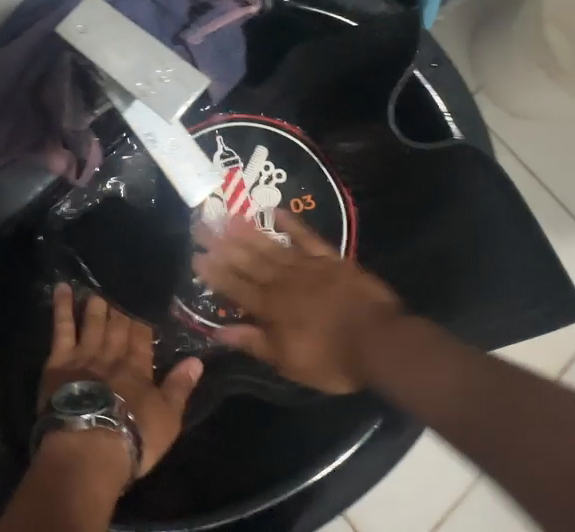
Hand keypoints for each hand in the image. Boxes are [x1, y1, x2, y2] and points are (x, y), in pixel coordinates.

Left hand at [40, 283, 202, 477]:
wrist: (89, 446)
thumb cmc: (133, 437)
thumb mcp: (168, 418)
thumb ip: (180, 387)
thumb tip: (197, 360)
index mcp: (138, 367)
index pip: (142, 336)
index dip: (142, 316)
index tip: (143, 297)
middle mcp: (112, 354)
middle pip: (117, 324)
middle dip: (119, 304)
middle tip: (119, 282)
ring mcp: (84, 355)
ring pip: (92, 321)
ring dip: (95, 303)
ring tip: (97, 285)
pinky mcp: (59, 362)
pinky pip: (62, 329)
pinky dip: (62, 307)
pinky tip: (61, 288)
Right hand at [193, 211, 404, 392]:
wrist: (379, 342)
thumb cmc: (332, 359)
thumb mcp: (288, 362)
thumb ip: (254, 342)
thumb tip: (219, 330)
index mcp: (270, 307)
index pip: (235, 286)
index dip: (214, 272)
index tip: (194, 256)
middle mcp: (282, 281)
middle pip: (247, 260)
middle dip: (222, 244)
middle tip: (200, 226)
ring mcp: (307, 266)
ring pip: (270, 246)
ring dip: (247, 232)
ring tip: (226, 216)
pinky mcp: (330, 259)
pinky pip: (306, 237)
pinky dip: (291, 224)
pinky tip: (276, 211)